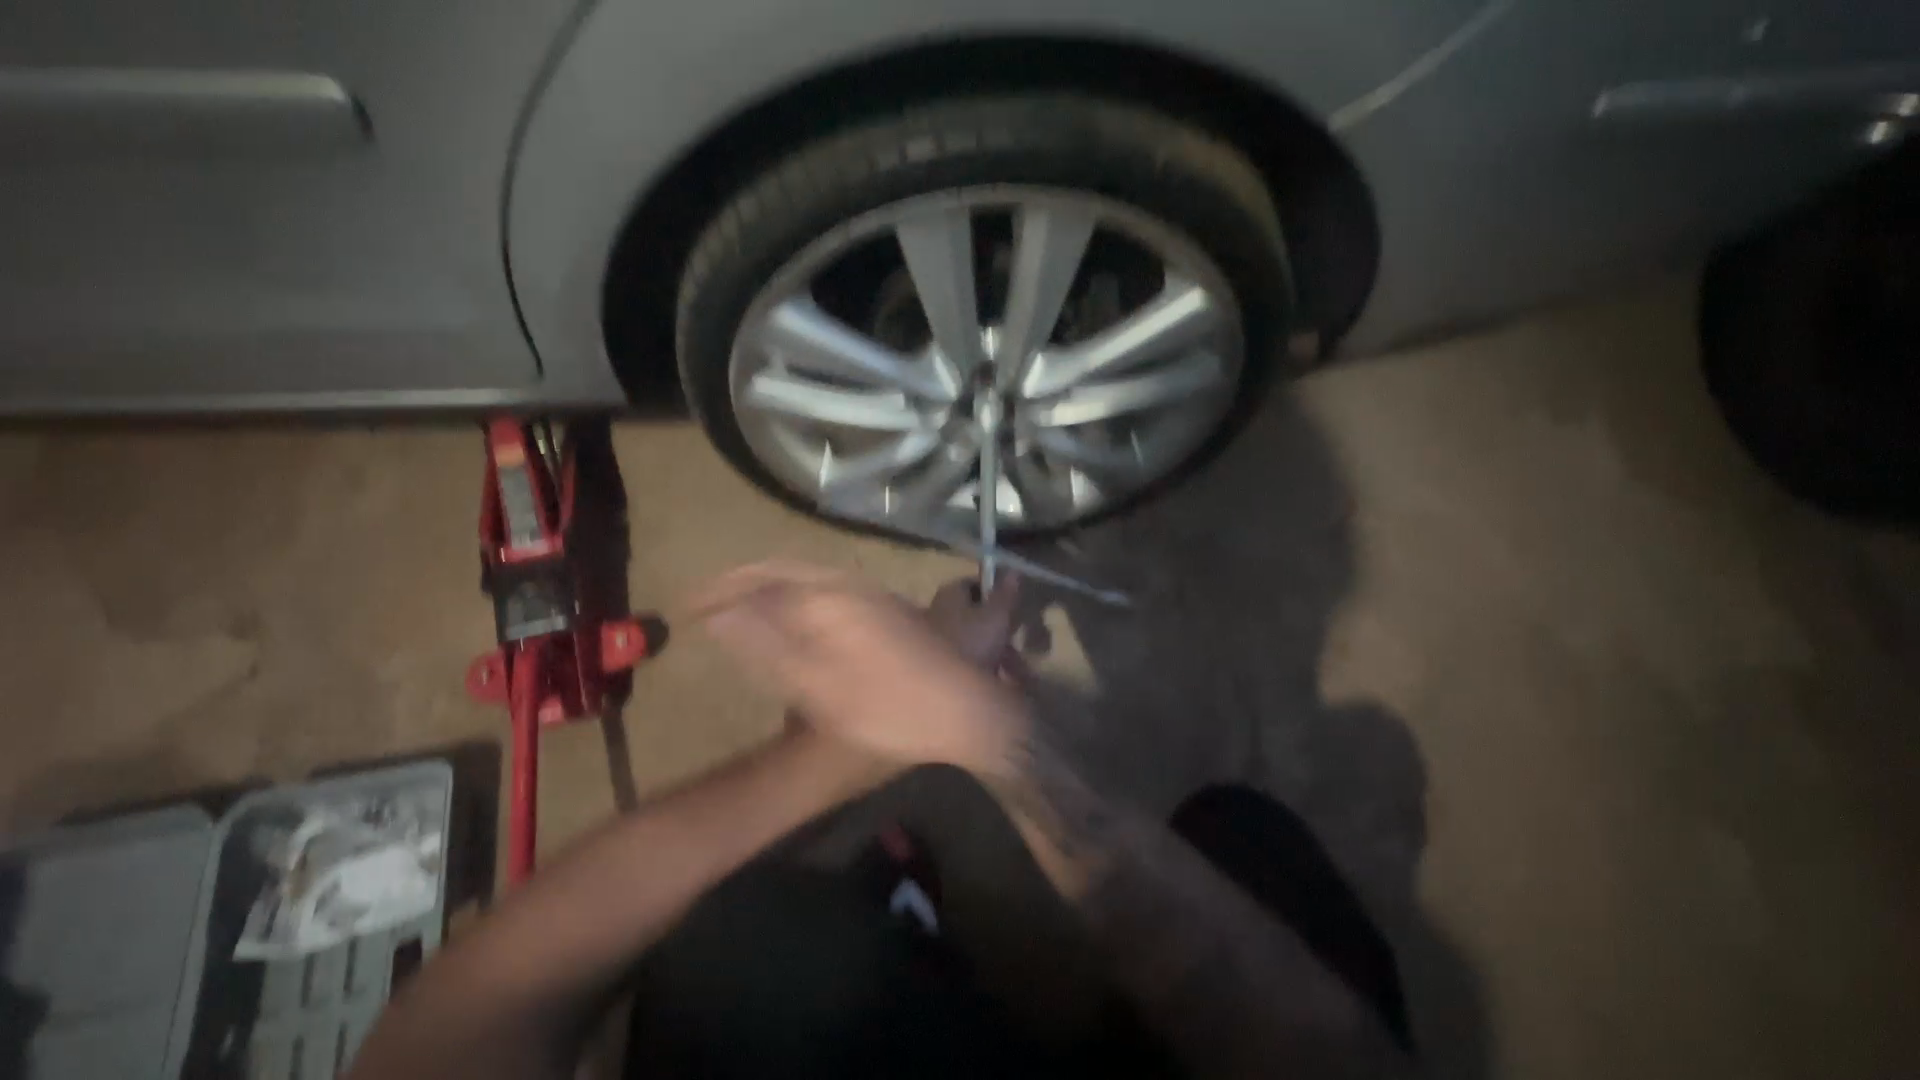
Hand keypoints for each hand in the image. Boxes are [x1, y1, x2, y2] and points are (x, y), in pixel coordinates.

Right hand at [692, 561, 1027, 775]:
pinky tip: (792, 615)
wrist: (964, 707)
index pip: (757, 582)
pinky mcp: (885, 607)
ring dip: (767, 584)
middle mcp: (845, 584)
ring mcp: (870, 593)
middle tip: (704, 599)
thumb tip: (717, 615)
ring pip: (806, 576)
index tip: (684, 607)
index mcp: (824, 598)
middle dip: (740, 581)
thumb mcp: (818, 688)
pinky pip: (825, 587)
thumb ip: (766, 647)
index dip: (718, 593)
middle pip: (781, 570)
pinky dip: (794, 593)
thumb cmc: (889, 707)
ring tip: (739, 603)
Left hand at [926, 573, 1021, 670]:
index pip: (973, 583)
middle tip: (1019, 640)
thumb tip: (1013, 571)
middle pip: (975, 613)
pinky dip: (986, 665)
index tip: (1014, 605)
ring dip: (998, 651)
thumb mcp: (996, 615)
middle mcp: (940, 611)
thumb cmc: (972, 641)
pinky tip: (1002, 677)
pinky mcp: (940, 664)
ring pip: (975, 639)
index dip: (995, 592)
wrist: (942, 685)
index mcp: (950, 594)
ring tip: (1018, 670)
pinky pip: (969, 659)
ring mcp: (938, 639)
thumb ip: (1006, 595)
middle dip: (1001, 627)